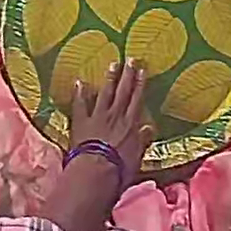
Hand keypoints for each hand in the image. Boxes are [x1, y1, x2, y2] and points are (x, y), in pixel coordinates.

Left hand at [69, 61, 154, 175]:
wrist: (95, 172)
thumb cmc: (119, 169)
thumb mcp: (137, 156)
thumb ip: (143, 140)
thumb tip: (149, 128)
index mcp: (130, 123)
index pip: (137, 99)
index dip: (140, 83)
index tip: (142, 69)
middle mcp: (115, 115)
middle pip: (123, 91)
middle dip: (127, 74)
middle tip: (130, 59)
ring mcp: (97, 116)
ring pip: (105, 93)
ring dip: (109, 78)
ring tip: (113, 64)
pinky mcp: (81, 121)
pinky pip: (80, 104)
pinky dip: (80, 93)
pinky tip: (80, 82)